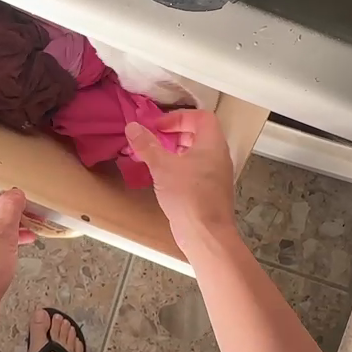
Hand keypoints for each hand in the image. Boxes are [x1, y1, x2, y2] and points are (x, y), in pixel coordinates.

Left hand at [0, 188, 31, 308]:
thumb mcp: (5, 232)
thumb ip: (10, 209)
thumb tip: (14, 192)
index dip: (7, 200)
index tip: (25, 206)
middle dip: (12, 218)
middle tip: (30, 223)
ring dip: (10, 235)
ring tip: (27, 240)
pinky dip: (3, 250)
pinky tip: (12, 258)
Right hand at [127, 110, 237, 244]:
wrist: (205, 234)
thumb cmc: (188, 196)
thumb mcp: (162, 167)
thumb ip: (147, 145)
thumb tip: (133, 127)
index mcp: (212, 145)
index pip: (201, 117)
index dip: (179, 116)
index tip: (159, 127)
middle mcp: (218, 157)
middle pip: (199, 133)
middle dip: (175, 133)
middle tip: (156, 139)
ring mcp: (216, 175)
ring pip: (197, 153)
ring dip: (176, 150)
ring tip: (156, 157)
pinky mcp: (210, 190)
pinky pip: (196, 169)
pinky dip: (180, 166)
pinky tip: (164, 177)